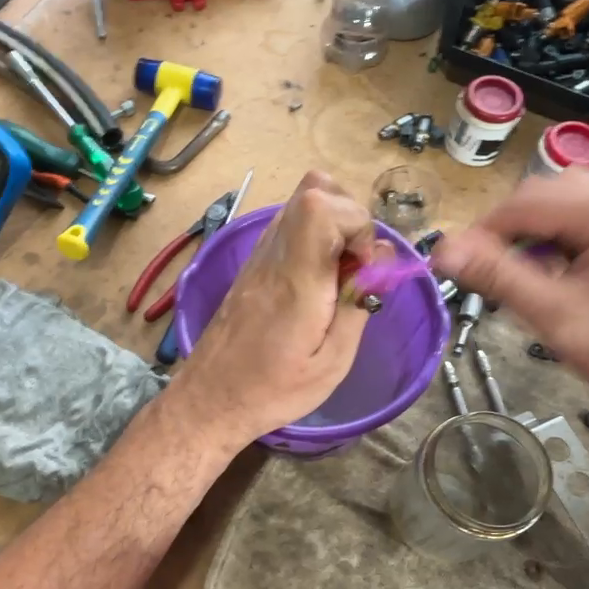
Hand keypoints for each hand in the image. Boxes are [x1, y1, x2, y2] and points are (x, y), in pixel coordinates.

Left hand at [167, 171, 375, 445]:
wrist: (210, 399)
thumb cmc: (273, 390)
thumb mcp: (333, 362)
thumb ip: (358, 304)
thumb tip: (378, 260)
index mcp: (296, 278)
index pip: (321, 204)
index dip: (357, 223)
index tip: (363, 267)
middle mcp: (274, 254)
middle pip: (314, 189)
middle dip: (351, 218)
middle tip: (355, 266)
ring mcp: (259, 255)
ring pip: (301, 202)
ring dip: (334, 227)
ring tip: (339, 274)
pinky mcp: (253, 264)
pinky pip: (290, 226)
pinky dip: (315, 239)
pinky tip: (318, 282)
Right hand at [432, 171, 588, 411]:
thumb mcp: (555, 314)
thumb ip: (497, 275)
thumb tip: (444, 250)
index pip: (524, 203)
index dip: (481, 231)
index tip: (453, 263)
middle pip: (547, 194)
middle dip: (508, 229)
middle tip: (485, 271)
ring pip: (568, 203)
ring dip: (535, 231)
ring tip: (520, 272)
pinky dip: (563, 236)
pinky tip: (557, 271)